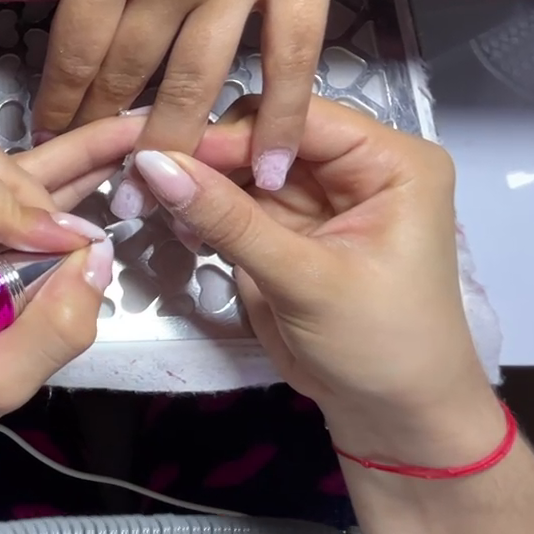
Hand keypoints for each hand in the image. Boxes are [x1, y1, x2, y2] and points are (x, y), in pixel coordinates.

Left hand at [0, 118, 142, 470]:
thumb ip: (49, 329)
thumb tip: (96, 257)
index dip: (28, 211)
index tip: (73, 247)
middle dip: (45, 205)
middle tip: (87, 245)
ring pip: (2, 173)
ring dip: (64, 171)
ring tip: (129, 141)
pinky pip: (4, 189)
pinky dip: (56, 179)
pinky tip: (105, 154)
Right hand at [131, 96, 501, 466]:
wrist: (389, 416)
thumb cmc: (379, 343)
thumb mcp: (304, 277)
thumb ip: (227, 218)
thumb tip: (153, 163)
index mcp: (388, 161)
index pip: (297, 118)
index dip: (231, 131)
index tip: (164, 151)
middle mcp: (351, 167)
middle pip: (261, 134)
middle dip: (204, 156)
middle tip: (144, 177)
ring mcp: (312, 196)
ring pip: (236, 165)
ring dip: (193, 182)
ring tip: (149, 201)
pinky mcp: (280, 226)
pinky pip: (228, 199)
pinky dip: (198, 208)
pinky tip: (176, 224)